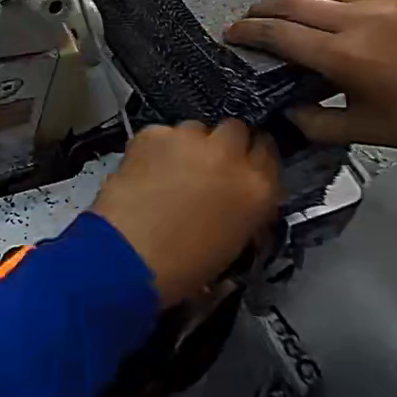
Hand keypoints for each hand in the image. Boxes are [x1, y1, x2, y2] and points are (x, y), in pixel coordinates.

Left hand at [92, 120, 281, 305]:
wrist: (127, 259)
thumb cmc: (184, 267)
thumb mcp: (233, 241)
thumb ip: (244, 206)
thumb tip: (238, 191)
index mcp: (257, 188)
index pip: (268, 152)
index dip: (252, 157)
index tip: (241, 165)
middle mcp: (230, 155)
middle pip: (236, 130)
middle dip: (223, 144)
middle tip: (205, 166)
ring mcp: (192, 140)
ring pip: (197, 129)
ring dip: (188, 146)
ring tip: (168, 172)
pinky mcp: (156, 133)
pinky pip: (162, 134)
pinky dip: (156, 149)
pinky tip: (144, 171)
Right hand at [225, 0, 396, 160]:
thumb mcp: (368, 131)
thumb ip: (316, 121)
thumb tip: (287, 109)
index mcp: (347, 56)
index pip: (281, 33)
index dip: (249, 31)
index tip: (230, 32)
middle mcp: (359, 17)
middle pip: (293, 1)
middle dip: (263, 9)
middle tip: (248, 22)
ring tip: (287, 14)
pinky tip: (332, 14)